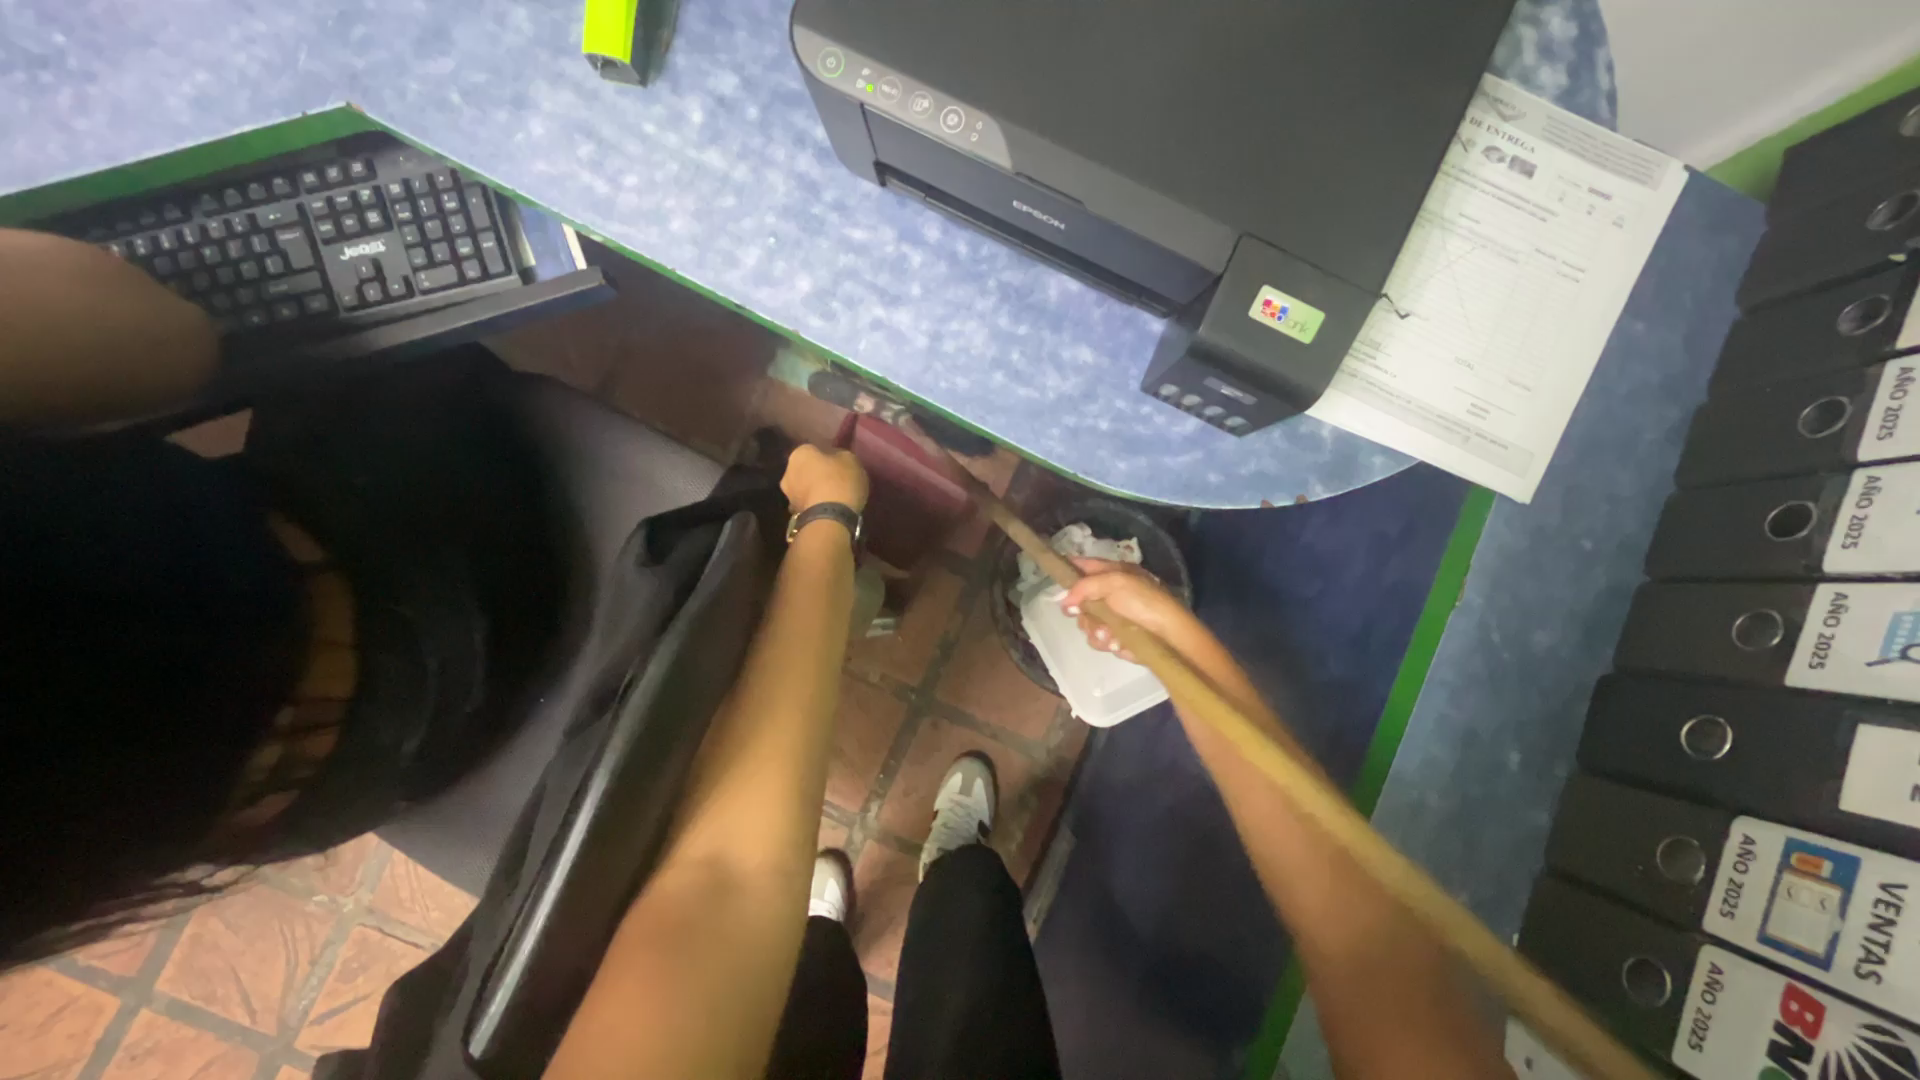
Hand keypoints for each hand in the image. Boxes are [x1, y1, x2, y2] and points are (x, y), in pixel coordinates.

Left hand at [781, 444, 868, 514]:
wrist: (830, 518)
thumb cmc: (840, 481)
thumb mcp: (850, 459)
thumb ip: (839, 455)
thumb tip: (835, 458)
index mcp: (800, 453)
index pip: (814, 450)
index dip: (828, 457)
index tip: (839, 465)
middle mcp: (788, 471)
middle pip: (805, 470)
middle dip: (816, 474)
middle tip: (835, 481)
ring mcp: (788, 495)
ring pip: (803, 489)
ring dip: (813, 491)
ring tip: (831, 499)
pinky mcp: (794, 514)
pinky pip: (807, 505)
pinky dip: (814, 506)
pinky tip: (827, 510)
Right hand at [1057, 557, 1193, 661]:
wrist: (1169, 635)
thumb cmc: (1144, 601)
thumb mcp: (1115, 583)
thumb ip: (1085, 587)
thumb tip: (1064, 601)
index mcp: (1112, 573)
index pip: (1083, 565)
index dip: (1067, 569)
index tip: (1054, 578)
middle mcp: (1109, 593)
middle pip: (1078, 599)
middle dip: (1082, 611)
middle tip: (1083, 613)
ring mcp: (1112, 616)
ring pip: (1085, 622)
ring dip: (1094, 629)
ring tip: (1109, 634)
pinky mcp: (1114, 637)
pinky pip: (1096, 639)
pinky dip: (1104, 641)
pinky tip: (1116, 642)